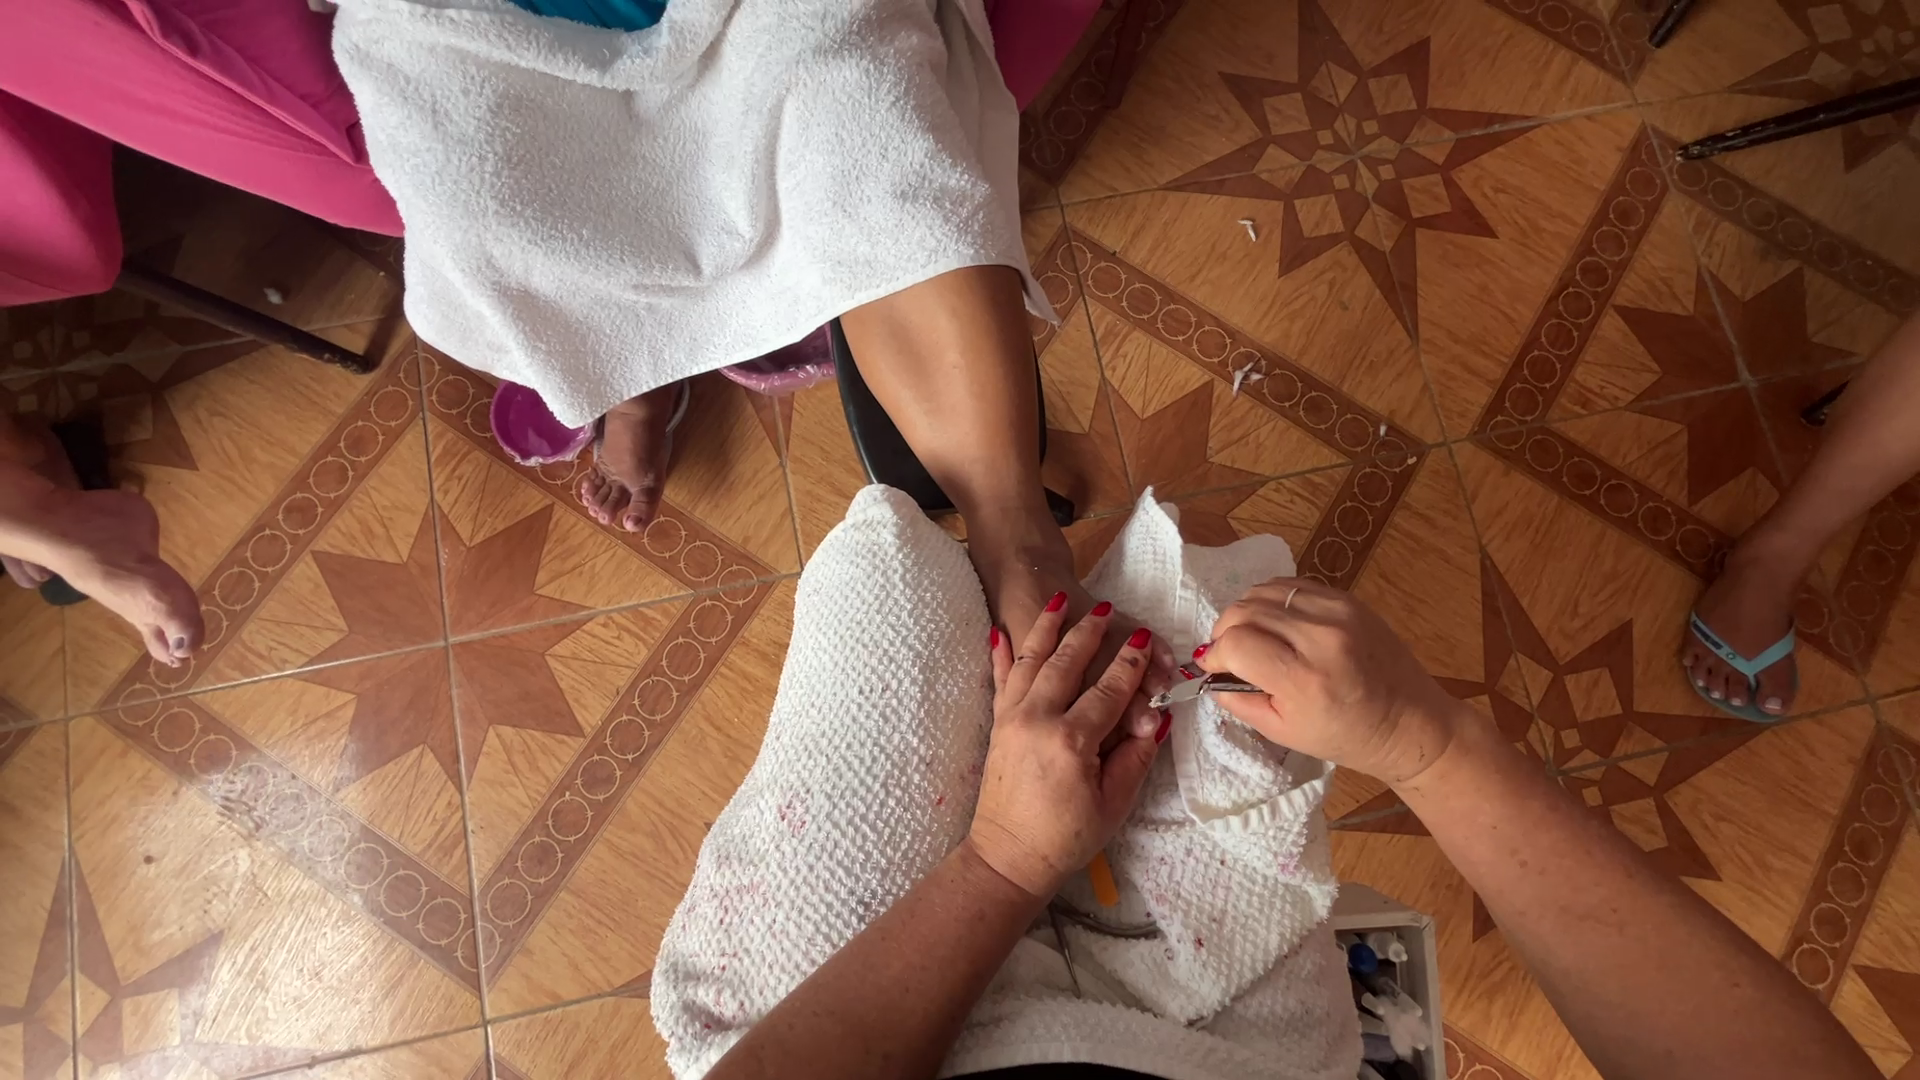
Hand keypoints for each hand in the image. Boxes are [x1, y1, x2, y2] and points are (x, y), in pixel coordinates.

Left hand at [967, 594, 1165, 897]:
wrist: (1007, 856)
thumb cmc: (1067, 838)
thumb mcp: (1113, 804)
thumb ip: (1134, 756)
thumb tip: (1155, 715)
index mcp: (1071, 740)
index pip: (1109, 690)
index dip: (1131, 663)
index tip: (1145, 637)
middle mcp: (1037, 718)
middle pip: (1067, 663)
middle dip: (1089, 632)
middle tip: (1105, 608)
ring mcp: (1012, 717)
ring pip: (1031, 660)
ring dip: (1046, 628)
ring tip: (1058, 600)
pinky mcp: (997, 723)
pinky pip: (1000, 679)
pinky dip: (1001, 654)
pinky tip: (1000, 631)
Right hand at [1192, 578, 1465, 786]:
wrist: (1414, 723)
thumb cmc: (1347, 737)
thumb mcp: (1283, 732)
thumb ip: (1238, 700)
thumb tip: (1210, 672)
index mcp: (1306, 680)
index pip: (1236, 644)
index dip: (1215, 654)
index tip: (1214, 667)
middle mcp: (1321, 638)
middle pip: (1243, 611)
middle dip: (1224, 632)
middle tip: (1227, 653)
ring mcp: (1337, 612)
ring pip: (1261, 591)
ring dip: (1244, 613)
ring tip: (1251, 636)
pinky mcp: (1347, 599)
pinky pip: (1288, 585)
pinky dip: (1270, 601)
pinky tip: (1275, 623)